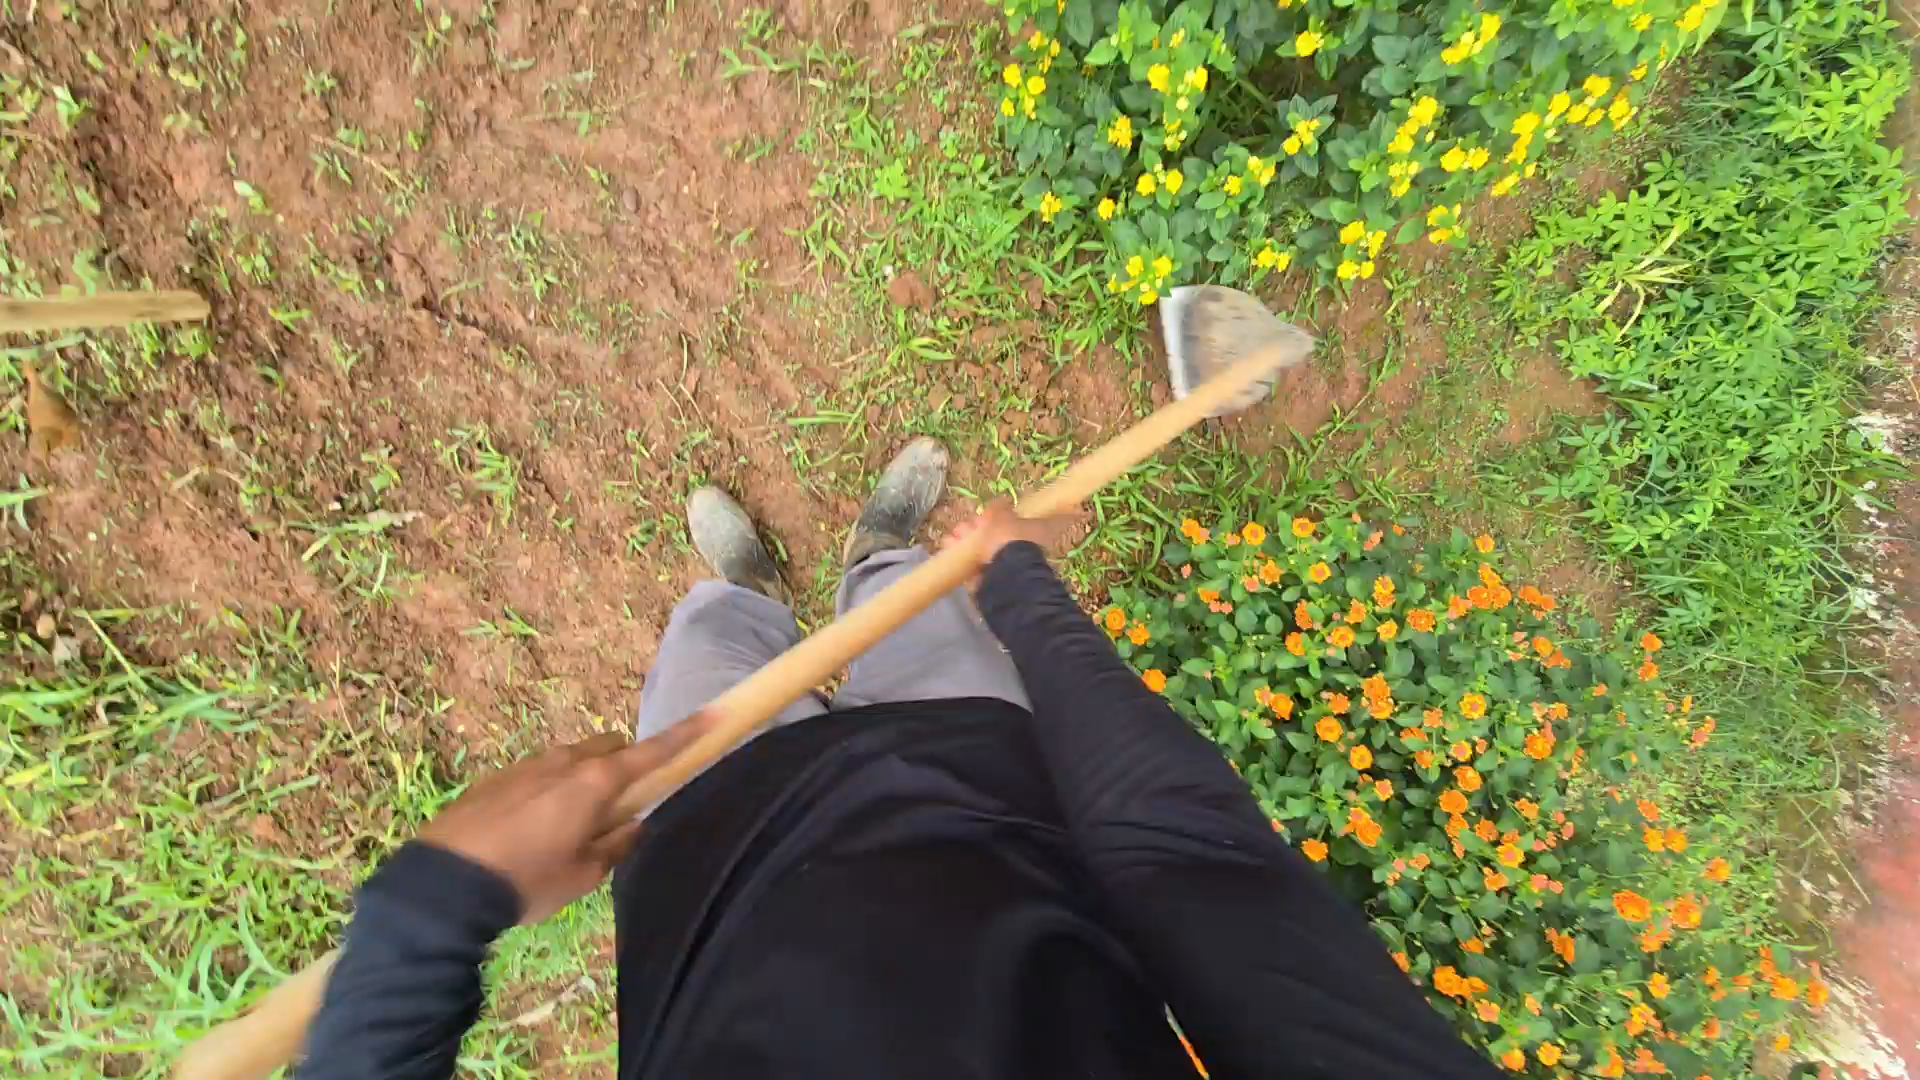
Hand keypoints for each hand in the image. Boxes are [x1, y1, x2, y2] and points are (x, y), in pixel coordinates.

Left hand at [420, 720, 710, 923]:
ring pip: (572, 758)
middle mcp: (567, 761)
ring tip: (560, 824)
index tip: (715, 714)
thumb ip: (617, 845)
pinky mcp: (497, 777)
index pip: (655, 751)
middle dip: (621, 765)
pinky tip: (524, 829)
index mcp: (597, 782)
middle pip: (611, 747)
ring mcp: (529, 764)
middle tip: (612, 806)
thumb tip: (634, 825)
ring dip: (580, 778)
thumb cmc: (525, 881)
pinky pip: (538, 772)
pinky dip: (546, 790)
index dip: (688, 734)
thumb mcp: (582, 876)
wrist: (438, 889)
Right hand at [942, 500, 1076, 567]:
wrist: (1003, 578)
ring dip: (967, 539)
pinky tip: (949, 548)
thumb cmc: (1009, 541)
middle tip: (968, 524)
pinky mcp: (992, 578)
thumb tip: (1001, 503)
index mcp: (1039, 530)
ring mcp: (1009, 563)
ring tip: (953, 537)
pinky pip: (975, 562)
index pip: (1057, 518)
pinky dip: (961, 555)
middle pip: (1003, 531)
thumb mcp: (1003, 517)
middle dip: (980, 526)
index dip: (1065, 512)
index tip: (1078, 508)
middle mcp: (1026, 547)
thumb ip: (1000, 509)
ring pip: (986, 546)